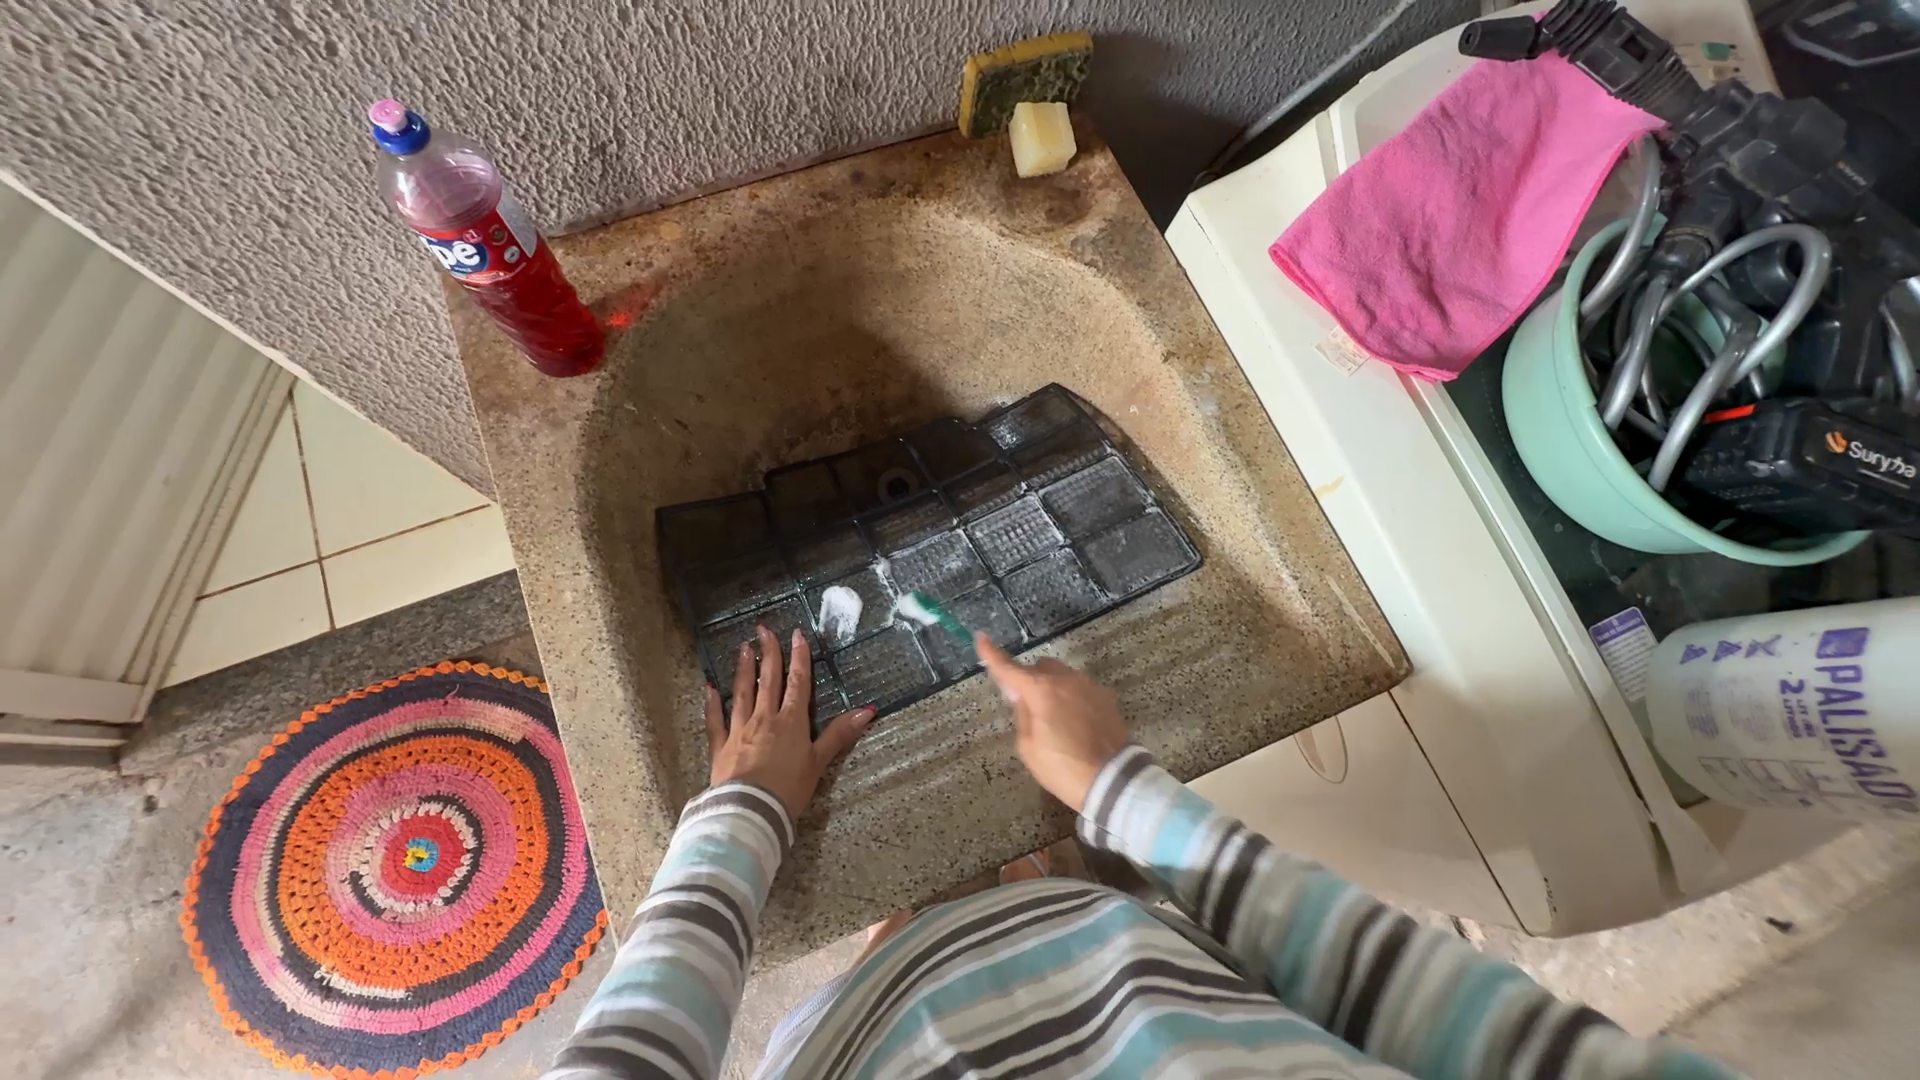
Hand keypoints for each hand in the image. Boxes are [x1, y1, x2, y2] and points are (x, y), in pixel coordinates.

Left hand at [706, 625, 873, 818]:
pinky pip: (716, 720)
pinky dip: (712, 704)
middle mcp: (764, 718)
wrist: (750, 811)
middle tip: (763, 629)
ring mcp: (739, 730)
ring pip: (742, 693)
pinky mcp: (720, 747)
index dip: (798, 658)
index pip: (797, 682)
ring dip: (744, 669)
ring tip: (743, 648)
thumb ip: (840, 734)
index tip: (796, 634)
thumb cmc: (789, 788)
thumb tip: (868, 710)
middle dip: (769, 653)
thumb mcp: (819, 762)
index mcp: (791, 721)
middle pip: (768, 680)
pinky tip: (709, 688)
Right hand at [976, 634, 1129, 812]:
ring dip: (1052, 687)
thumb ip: (1023, 715)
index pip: (1009, 668)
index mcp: (1041, 690)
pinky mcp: (1106, 697)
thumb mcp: (1029, 748)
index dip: (992, 654)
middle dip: (1029, 680)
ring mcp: (1089, 686)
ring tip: (1054, 717)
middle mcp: (1066, 680)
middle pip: (1040, 667)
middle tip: (1026, 704)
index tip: (981, 638)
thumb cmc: (1063, 768)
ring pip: (1063, 676)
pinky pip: (1080, 688)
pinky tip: (1074, 721)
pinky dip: (1071, 697)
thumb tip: (1023, 697)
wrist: (1113, 780)